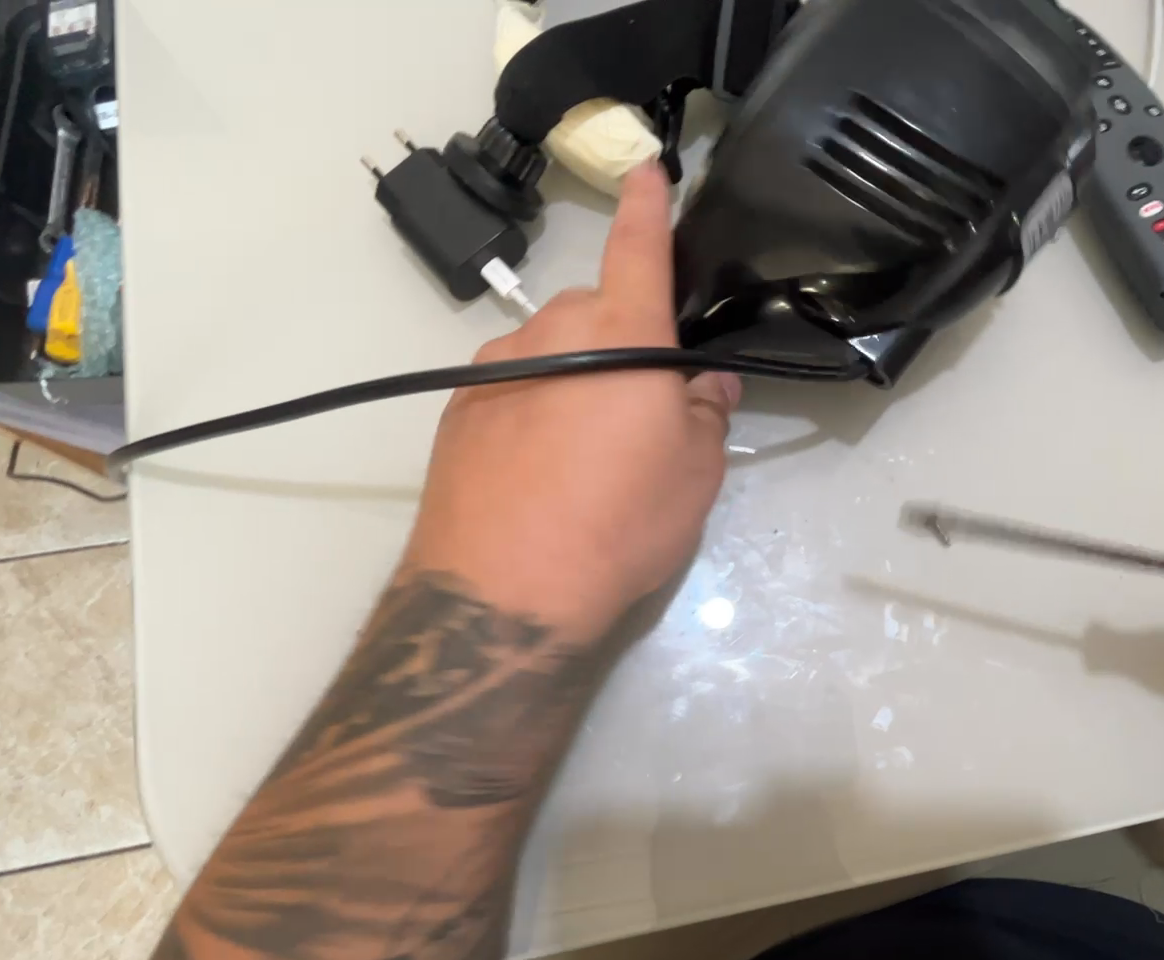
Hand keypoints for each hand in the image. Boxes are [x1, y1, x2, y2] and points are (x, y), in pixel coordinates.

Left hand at [402, 164, 738, 641]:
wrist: (503, 590)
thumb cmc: (618, 524)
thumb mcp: (693, 476)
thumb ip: (706, 415)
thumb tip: (707, 384)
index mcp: (621, 335)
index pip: (639, 248)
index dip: (648, 205)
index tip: (646, 165)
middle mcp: (550, 332)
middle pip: (596, 309)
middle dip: (622, 340)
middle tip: (639, 410)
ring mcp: (493, 367)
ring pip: (551, 350)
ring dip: (574, 377)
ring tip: (584, 453)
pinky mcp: (457, 408)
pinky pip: (513, 385)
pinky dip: (535, 405)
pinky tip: (541, 467)